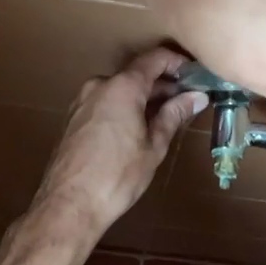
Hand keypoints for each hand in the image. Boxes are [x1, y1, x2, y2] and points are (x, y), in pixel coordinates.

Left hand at [31, 47, 207, 238]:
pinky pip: (105, 102)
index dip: (178, 63)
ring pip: (120, 89)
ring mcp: (82, 101)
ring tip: (166, 115)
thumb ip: (174, 115)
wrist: (69, 205)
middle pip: (137, 74)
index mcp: (122, 86)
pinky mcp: (73, 118)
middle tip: (187, 98)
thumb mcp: (154, 146)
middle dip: (163, 84)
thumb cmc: (118, 176)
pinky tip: (138, 127)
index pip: (155, 59)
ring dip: (143, 97)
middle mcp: (99, 85)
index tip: (196, 74)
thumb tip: (197, 97)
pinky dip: (125, 106)